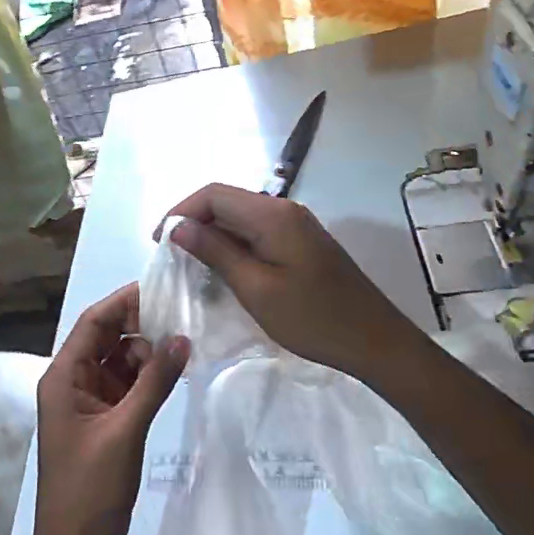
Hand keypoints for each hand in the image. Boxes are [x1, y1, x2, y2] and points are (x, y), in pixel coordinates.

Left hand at [33, 283, 187, 534]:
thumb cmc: (90, 488)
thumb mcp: (126, 430)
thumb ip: (155, 382)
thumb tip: (183, 337)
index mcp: (64, 377)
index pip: (93, 322)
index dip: (123, 300)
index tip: (160, 286)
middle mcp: (72, 382)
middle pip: (106, 337)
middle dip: (140, 324)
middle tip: (181, 314)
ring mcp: (88, 401)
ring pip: (119, 360)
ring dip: (147, 351)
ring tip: (184, 343)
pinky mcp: (103, 420)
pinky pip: (126, 384)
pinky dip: (147, 375)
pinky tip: (174, 370)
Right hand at [161, 183, 421, 380]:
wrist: (374, 340)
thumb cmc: (313, 318)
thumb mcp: (256, 288)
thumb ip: (216, 253)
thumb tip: (179, 227)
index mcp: (273, 214)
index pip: (214, 194)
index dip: (181, 211)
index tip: (158, 242)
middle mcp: (284, 209)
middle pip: (227, 201)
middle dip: (194, 222)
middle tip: (170, 256)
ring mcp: (296, 225)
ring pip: (241, 217)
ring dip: (213, 235)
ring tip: (190, 266)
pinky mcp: (302, 242)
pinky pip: (258, 232)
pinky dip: (234, 245)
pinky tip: (223, 270)